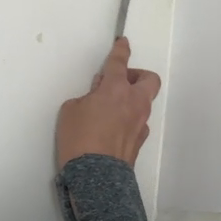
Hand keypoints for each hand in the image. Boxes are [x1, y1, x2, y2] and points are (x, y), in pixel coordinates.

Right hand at [56, 38, 160, 168]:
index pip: (120, 62)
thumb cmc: (79, 138)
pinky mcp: (139, 141)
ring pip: (143, 102)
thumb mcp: (71, 109)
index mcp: (116, 89)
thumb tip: (96, 97)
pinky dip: (128, 118)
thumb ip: (86, 97)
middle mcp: (133, 102)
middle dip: (137, 75)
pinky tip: (112, 127)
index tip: (122, 42)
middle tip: (118, 81)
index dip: (121, 49)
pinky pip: (138, 121)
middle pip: (149, 79)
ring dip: (130, 99)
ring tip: (109, 108)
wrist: (96, 178)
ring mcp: (140, 123)